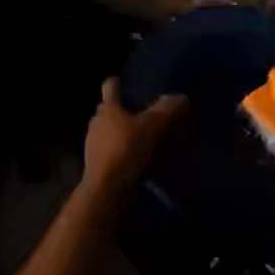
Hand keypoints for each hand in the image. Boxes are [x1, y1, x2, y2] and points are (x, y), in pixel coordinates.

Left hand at [83, 78, 184, 193]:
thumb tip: (181, 97)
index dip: (119, 83)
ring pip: (107, 132)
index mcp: (108, 108)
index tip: (127, 83)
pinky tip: (135, 161)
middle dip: (122, 110)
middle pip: (108, 110)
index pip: (110, 86)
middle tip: (142, 114)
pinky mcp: (96, 166)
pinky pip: (109, 152)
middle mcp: (96, 123)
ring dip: (121, 134)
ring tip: (141, 139)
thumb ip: (167, 111)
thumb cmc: (126, 151)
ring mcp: (93, 145)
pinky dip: (121, 153)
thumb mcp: (152, 127)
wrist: (106, 190)